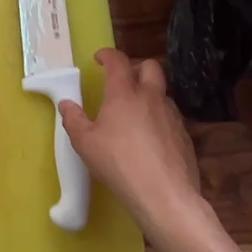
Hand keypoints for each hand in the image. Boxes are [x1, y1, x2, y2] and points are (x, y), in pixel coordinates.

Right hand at [60, 50, 212, 245]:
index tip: (99, 58)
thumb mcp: (85, 143)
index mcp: (124, 93)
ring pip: (162, 94)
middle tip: (122, 81)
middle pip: (151, 67)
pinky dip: (159, 119)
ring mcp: (172, 117)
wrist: (165, 196)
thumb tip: (66, 104)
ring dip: (149, 95)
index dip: (108, 55)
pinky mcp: (185, 137)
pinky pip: (171, 118)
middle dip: (137, 67)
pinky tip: (150, 140)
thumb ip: (73, 119)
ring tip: (135, 114)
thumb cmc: (118, 163)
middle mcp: (151, 98)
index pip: (118, 61)